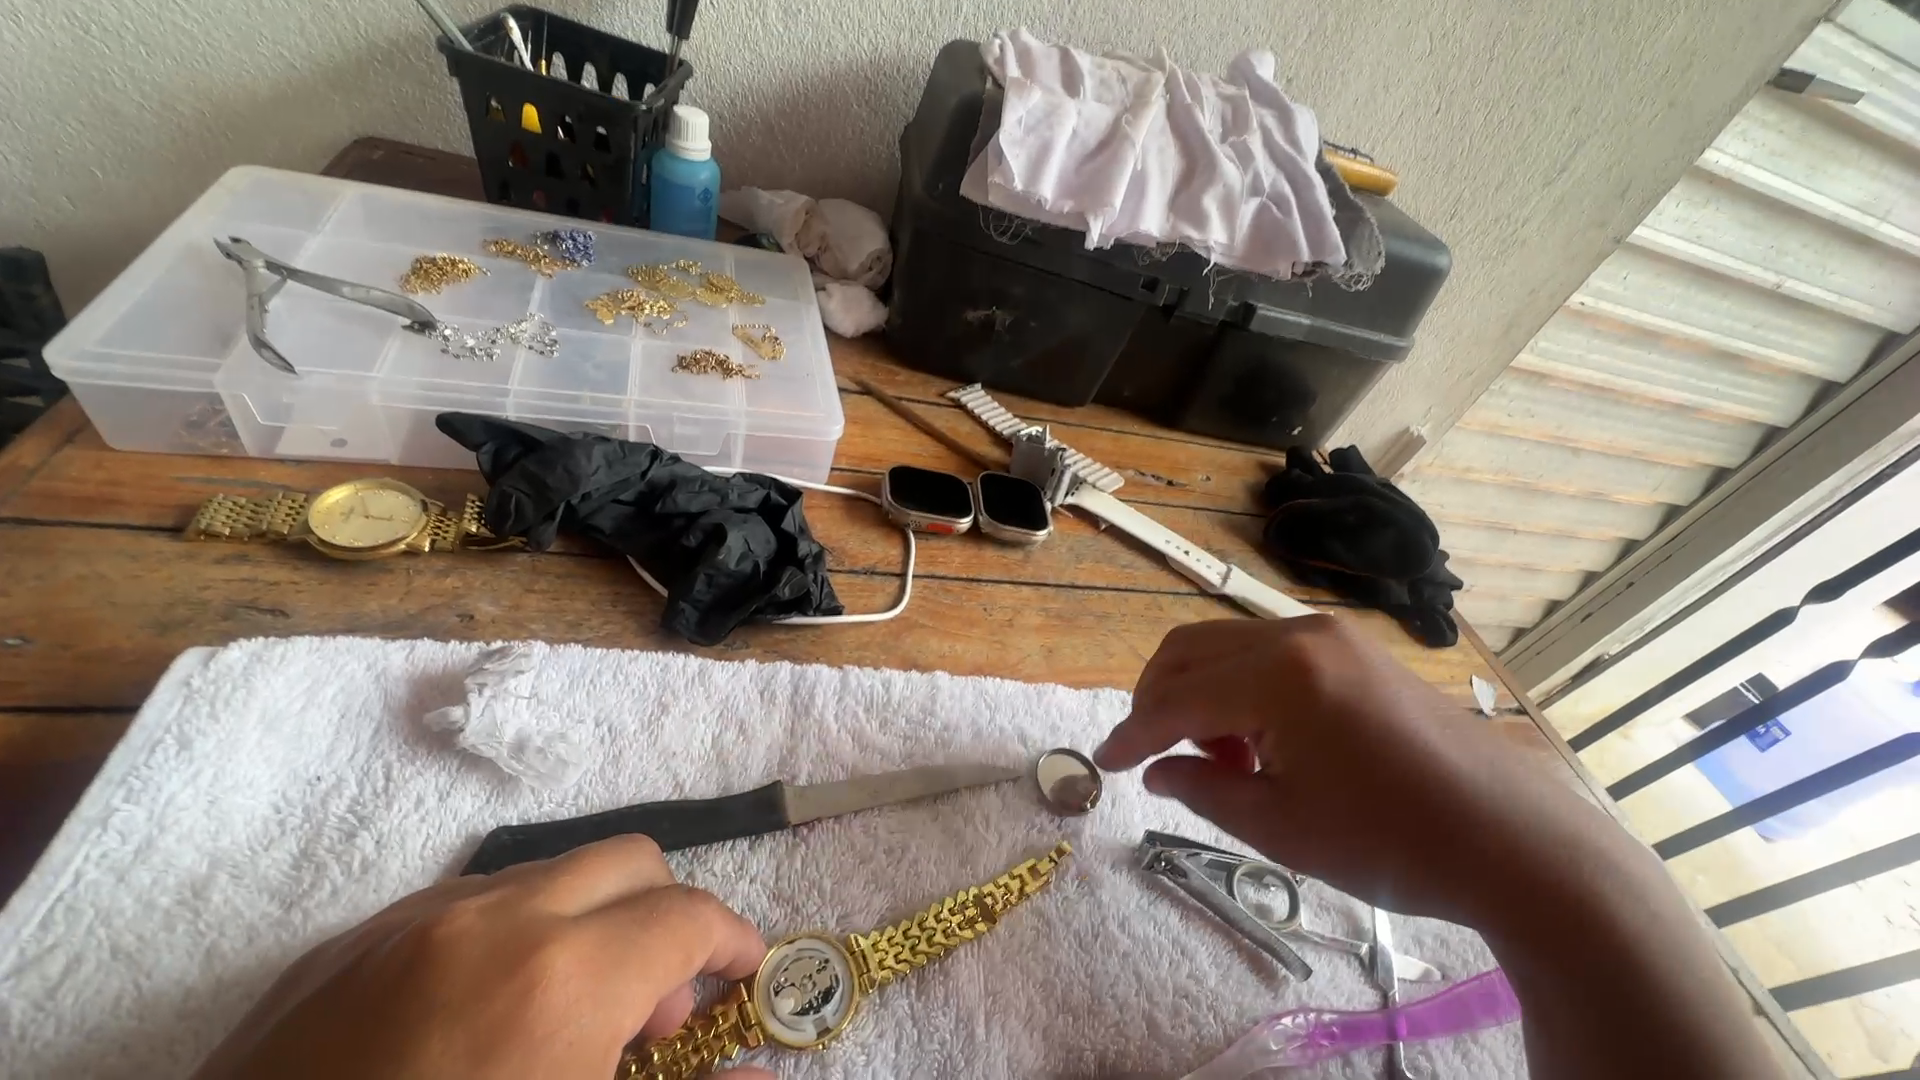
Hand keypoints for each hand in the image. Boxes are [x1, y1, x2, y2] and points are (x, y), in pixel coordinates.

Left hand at [193, 835, 769, 1079]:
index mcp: (561, 978)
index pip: (688, 917)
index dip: (734, 941)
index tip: (745, 975)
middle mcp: (493, 920)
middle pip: (630, 861)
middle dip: (669, 915)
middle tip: (660, 1006)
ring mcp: (407, 923)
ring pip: (549, 873)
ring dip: (591, 921)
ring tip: (569, 1014)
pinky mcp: (340, 948)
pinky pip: (466, 902)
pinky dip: (513, 933)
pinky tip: (482, 1019)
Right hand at [1095, 617, 1606, 923]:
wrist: (1516, 840)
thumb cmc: (1391, 844)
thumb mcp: (1280, 828)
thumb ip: (1202, 790)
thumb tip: (1156, 771)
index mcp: (1277, 677)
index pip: (1176, 699)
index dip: (1133, 733)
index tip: (1104, 762)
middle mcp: (1296, 635)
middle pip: (1189, 651)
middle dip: (1158, 702)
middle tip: (1157, 759)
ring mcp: (1329, 635)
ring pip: (1225, 645)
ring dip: (1199, 693)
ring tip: (1223, 759)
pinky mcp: (1352, 647)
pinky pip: (1267, 651)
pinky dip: (1240, 687)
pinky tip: (1262, 738)